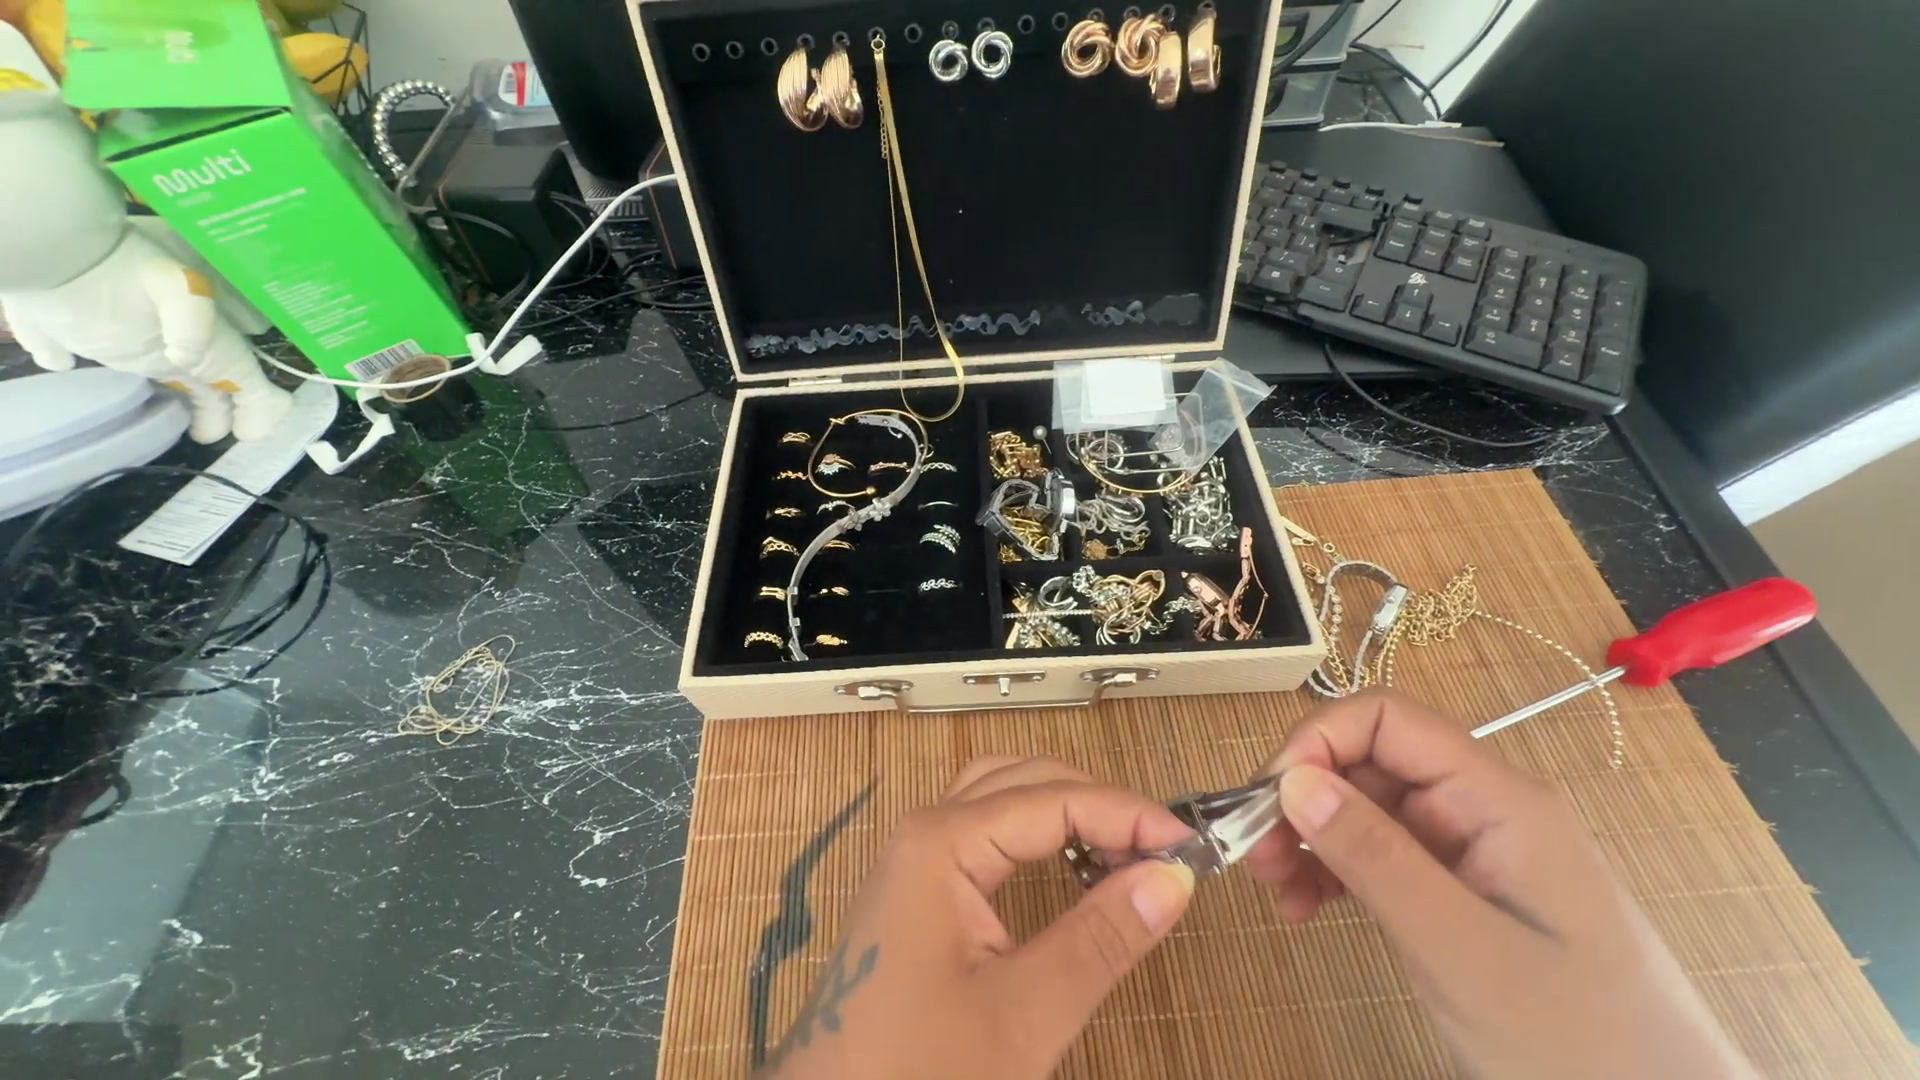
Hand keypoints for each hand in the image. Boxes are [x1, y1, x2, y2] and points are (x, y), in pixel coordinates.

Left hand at [760, 756, 1198, 1079]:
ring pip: (1004, 796)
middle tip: (1163, 852)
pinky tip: (1069, 866)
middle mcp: (925, 829)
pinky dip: (1036, 833)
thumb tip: (1172, 879)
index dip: (1127, 814)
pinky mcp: (919, 886)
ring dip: (1067, 810)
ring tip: (1126, 853)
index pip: (1054, 798)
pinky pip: (986, 830)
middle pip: (1027, 780)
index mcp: (942, 841)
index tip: (1189, 847)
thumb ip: (1100, 940)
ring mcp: (916, 855)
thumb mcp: (1021, 1015)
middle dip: (1099, 804)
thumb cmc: (917, 1071)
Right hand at [1244, 690, 1755, 1079]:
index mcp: (1498, 800)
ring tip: (1273, 888)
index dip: (1318, 741)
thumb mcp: (1464, 951)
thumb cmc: (1576, 1042)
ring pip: (1362, 810)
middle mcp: (1480, 809)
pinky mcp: (1454, 891)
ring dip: (1307, 837)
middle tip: (1255, 855)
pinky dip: (1330, 871)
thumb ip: (1377, 859)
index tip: (1268, 798)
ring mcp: (1467, 852)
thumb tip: (1292, 779)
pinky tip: (1303, 907)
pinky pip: (1376, 857)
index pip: (1389, 720)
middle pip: (1367, 764)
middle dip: (1300, 797)